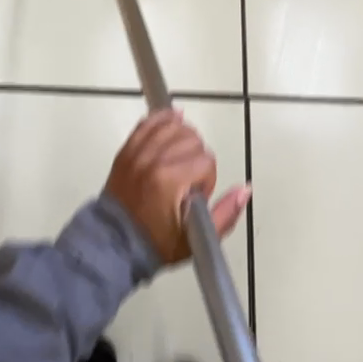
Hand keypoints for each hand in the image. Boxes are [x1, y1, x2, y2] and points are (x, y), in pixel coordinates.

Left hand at [103, 109, 250, 264]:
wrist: (116, 243)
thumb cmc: (158, 243)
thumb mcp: (196, 238)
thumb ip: (225, 213)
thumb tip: (246, 189)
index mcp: (170, 180)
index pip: (206, 160)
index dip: (207, 179)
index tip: (196, 196)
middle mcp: (154, 160)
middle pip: (191, 138)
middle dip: (197, 157)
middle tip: (190, 179)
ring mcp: (138, 152)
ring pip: (172, 126)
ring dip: (184, 137)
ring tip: (183, 157)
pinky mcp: (127, 150)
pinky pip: (148, 122)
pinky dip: (162, 118)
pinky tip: (173, 118)